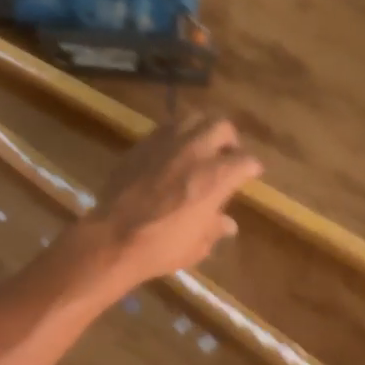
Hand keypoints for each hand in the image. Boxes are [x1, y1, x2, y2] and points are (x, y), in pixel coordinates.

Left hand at [56, 115, 261, 289]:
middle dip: (229, 139)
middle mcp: (194, 152)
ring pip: (193, 118)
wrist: (112, 237)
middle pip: (222, 126)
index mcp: (215, 177)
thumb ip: (215, 228)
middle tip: (226, 154)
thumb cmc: (161, 246)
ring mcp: (166, 143)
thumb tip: (228, 223)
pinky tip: (173, 150)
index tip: (251, 174)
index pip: (246, 161)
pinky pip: (166, 127)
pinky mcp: (142, 144)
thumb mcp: (197, 245)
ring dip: (202, 130)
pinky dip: (176, 134)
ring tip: (200, 146)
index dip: (251, 168)